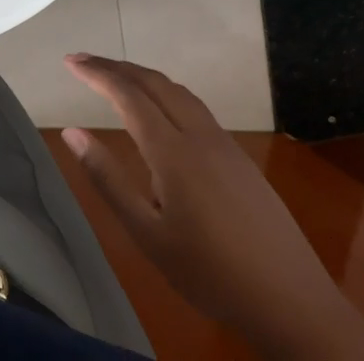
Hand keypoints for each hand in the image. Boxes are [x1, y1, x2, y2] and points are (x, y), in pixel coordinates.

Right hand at [62, 55, 363, 360]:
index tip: (69, 61)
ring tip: (115, 77)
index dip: (97, 74)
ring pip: (180, 93)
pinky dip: (166, 94)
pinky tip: (159, 111)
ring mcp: (226, 147)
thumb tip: (72, 133)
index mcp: (174, 153)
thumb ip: (108, 180)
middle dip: (117, 67)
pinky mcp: (241, 161)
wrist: (293, 303)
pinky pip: (197, 109)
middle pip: (156, 84)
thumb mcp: (147, 234)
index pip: (129, 96)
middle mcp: (202, 138)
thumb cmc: (210, 273)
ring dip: (144, 77)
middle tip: (83, 60)